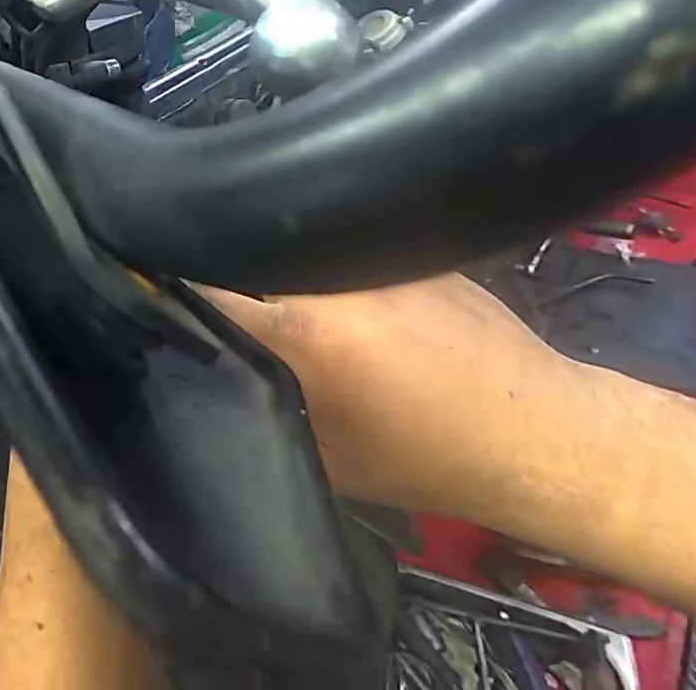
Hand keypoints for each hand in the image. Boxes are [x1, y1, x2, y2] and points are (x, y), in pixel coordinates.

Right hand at [205, 274, 579, 515]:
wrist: (532, 428)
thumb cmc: (424, 457)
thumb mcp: (323, 455)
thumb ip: (258, 408)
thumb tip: (210, 375)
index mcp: (306, 332)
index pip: (209, 291)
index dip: (175, 294)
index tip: (163, 301)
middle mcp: (332, 276)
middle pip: (245, 257)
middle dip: (223, 278)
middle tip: (220, 304)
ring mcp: (369, 250)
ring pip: (289, 246)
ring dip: (269, 267)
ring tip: (273, 297)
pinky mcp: (400, 240)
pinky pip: (333, 243)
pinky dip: (315, 261)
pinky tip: (329, 290)